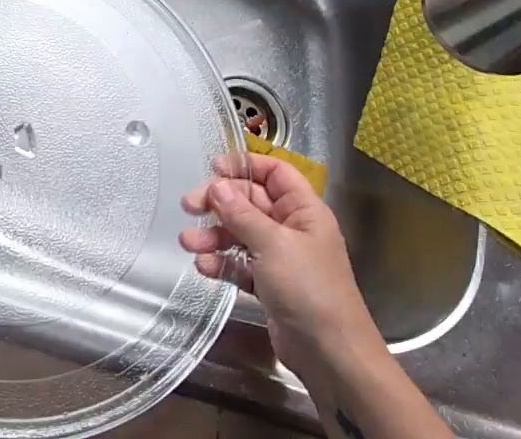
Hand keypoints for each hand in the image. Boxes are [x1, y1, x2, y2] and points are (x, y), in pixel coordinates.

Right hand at [178, 156, 382, 380]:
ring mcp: (280, 257)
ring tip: (189, 243)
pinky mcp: (269, 284)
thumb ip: (242, 213)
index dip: (246, 165)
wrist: (331, 355)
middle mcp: (292, 229)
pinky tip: (204, 266)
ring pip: (240, 233)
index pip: (275, 172)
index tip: (214, 168)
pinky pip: (239, 263)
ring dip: (213, 235)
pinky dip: (221, 262)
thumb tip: (216, 186)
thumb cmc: (309, 290)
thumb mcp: (273, 244)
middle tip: (189, 206)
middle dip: (219, 203)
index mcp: (304, 211)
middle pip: (249, 201)